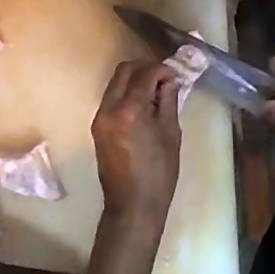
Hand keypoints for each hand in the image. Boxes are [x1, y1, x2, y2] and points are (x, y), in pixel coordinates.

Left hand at [91, 61, 182, 237]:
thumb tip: (170, 81)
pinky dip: (127, 92)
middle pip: (124, 70)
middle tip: (165, 78)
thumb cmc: (159, 172)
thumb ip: (169, 101)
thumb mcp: (171, 133)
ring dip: (135, 79)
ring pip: (115, 82)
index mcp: (129, 110)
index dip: (163, 70)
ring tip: (156, 91)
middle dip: (146, 68)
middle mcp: (109, 108)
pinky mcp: (98, 127)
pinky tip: (144, 104)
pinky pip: (111, 97)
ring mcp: (100, 117)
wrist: (133, 205)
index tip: (176, 76)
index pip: (145, 74)